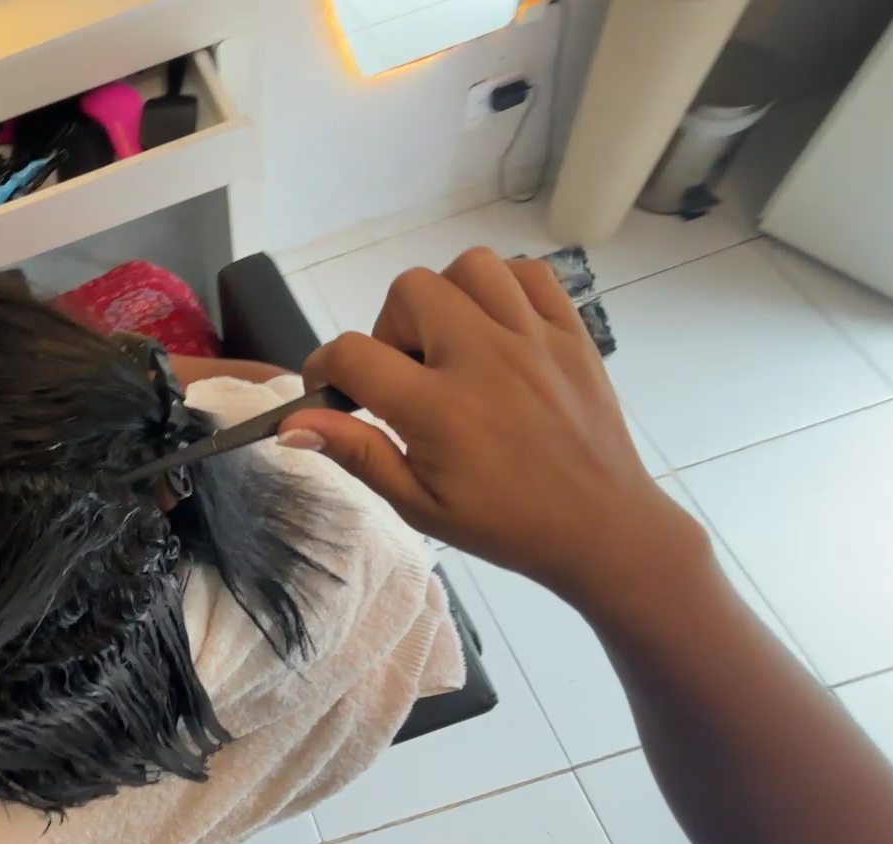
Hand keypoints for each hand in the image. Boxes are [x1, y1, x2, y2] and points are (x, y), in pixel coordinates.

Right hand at [277, 248, 707, 609]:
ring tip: (448, 345)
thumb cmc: (501, 523)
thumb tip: (292, 426)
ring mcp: (533, 337)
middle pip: (409, 290)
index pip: (354, 354)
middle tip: (403, 375)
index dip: (323, 366)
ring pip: (469, 267)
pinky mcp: (570, 331)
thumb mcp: (416, 503)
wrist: (600, 527)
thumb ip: (356, 453)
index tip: (327, 388)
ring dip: (443, 299)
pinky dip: (500, 287)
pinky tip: (493, 328)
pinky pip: (528, 272)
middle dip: (387, 328)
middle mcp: (483, 357)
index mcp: (438, 408)